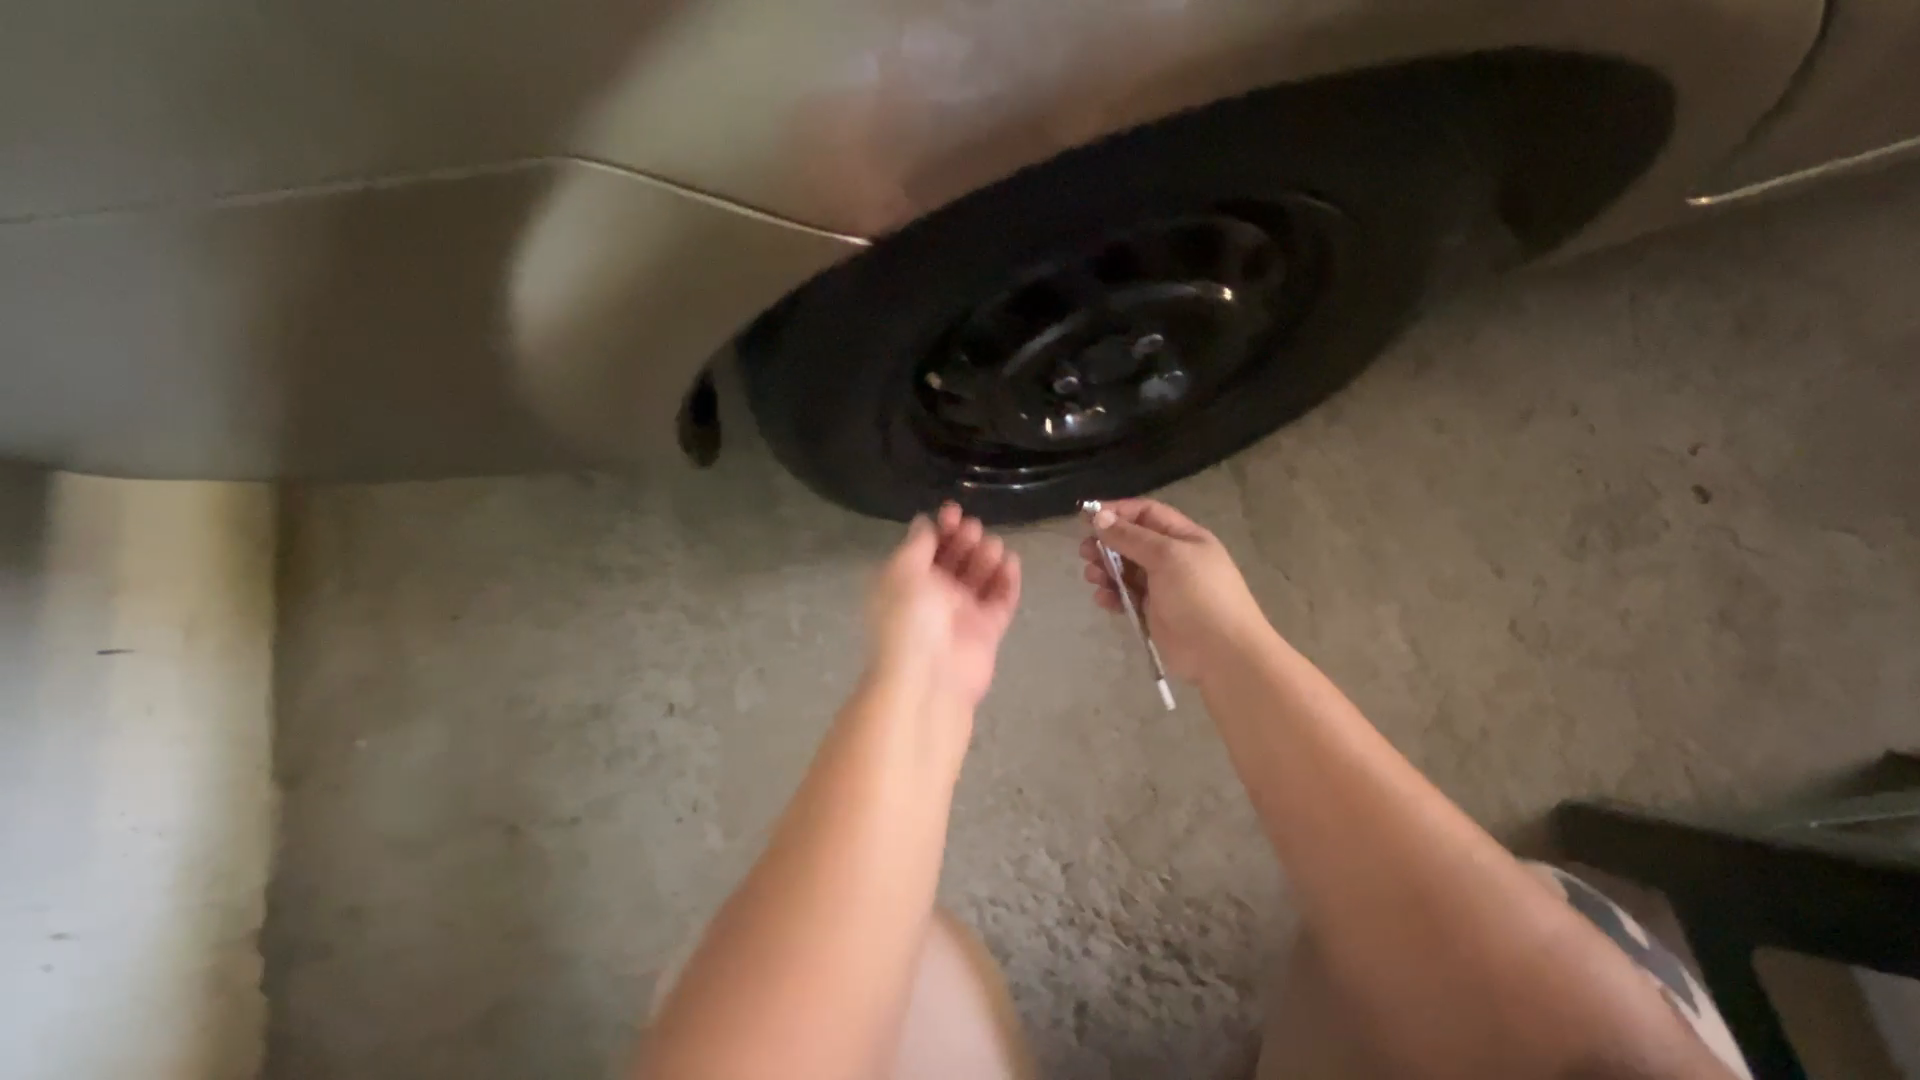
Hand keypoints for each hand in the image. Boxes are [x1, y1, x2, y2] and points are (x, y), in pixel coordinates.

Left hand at [867, 502, 1022, 711]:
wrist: (928, 679)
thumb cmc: (909, 619)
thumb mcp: (903, 573)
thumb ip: (918, 545)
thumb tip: (924, 523)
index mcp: (907, 582)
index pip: (925, 548)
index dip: (940, 528)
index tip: (954, 511)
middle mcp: (934, 596)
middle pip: (955, 560)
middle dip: (964, 540)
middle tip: (974, 530)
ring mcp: (962, 614)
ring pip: (980, 577)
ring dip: (986, 557)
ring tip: (992, 547)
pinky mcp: (987, 630)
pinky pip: (1001, 600)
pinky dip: (1007, 581)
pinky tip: (1011, 563)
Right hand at [1078, 498, 1272, 685]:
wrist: (1221, 652)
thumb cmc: (1199, 595)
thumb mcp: (1167, 556)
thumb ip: (1131, 537)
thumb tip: (1100, 517)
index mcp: (1184, 538)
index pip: (1147, 513)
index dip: (1118, 512)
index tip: (1088, 517)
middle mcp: (1173, 558)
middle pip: (1132, 542)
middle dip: (1107, 543)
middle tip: (1084, 551)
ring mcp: (1163, 587)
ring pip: (1125, 570)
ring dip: (1105, 570)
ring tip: (1092, 576)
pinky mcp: (1153, 613)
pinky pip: (1126, 597)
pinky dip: (1112, 595)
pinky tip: (1103, 599)